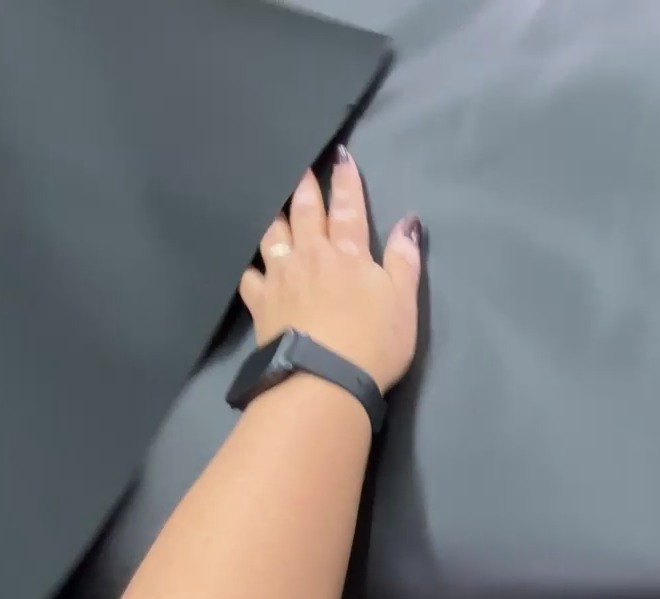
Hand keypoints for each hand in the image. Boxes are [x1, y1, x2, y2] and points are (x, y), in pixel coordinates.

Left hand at [240, 149, 423, 391]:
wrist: (325, 378)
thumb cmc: (374, 341)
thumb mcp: (403, 301)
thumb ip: (405, 260)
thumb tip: (409, 221)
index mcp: (348, 254)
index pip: (349, 210)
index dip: (346, 183)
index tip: (341, 157)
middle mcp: (310, 257)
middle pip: (305, 214)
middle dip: (305, 188)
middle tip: (299, 166)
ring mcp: (281, 279)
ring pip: (274, 236)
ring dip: (274, 216)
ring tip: (271, 203)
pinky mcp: (262, 305)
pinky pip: (250, 276)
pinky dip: (251, 266)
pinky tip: (252, 264)